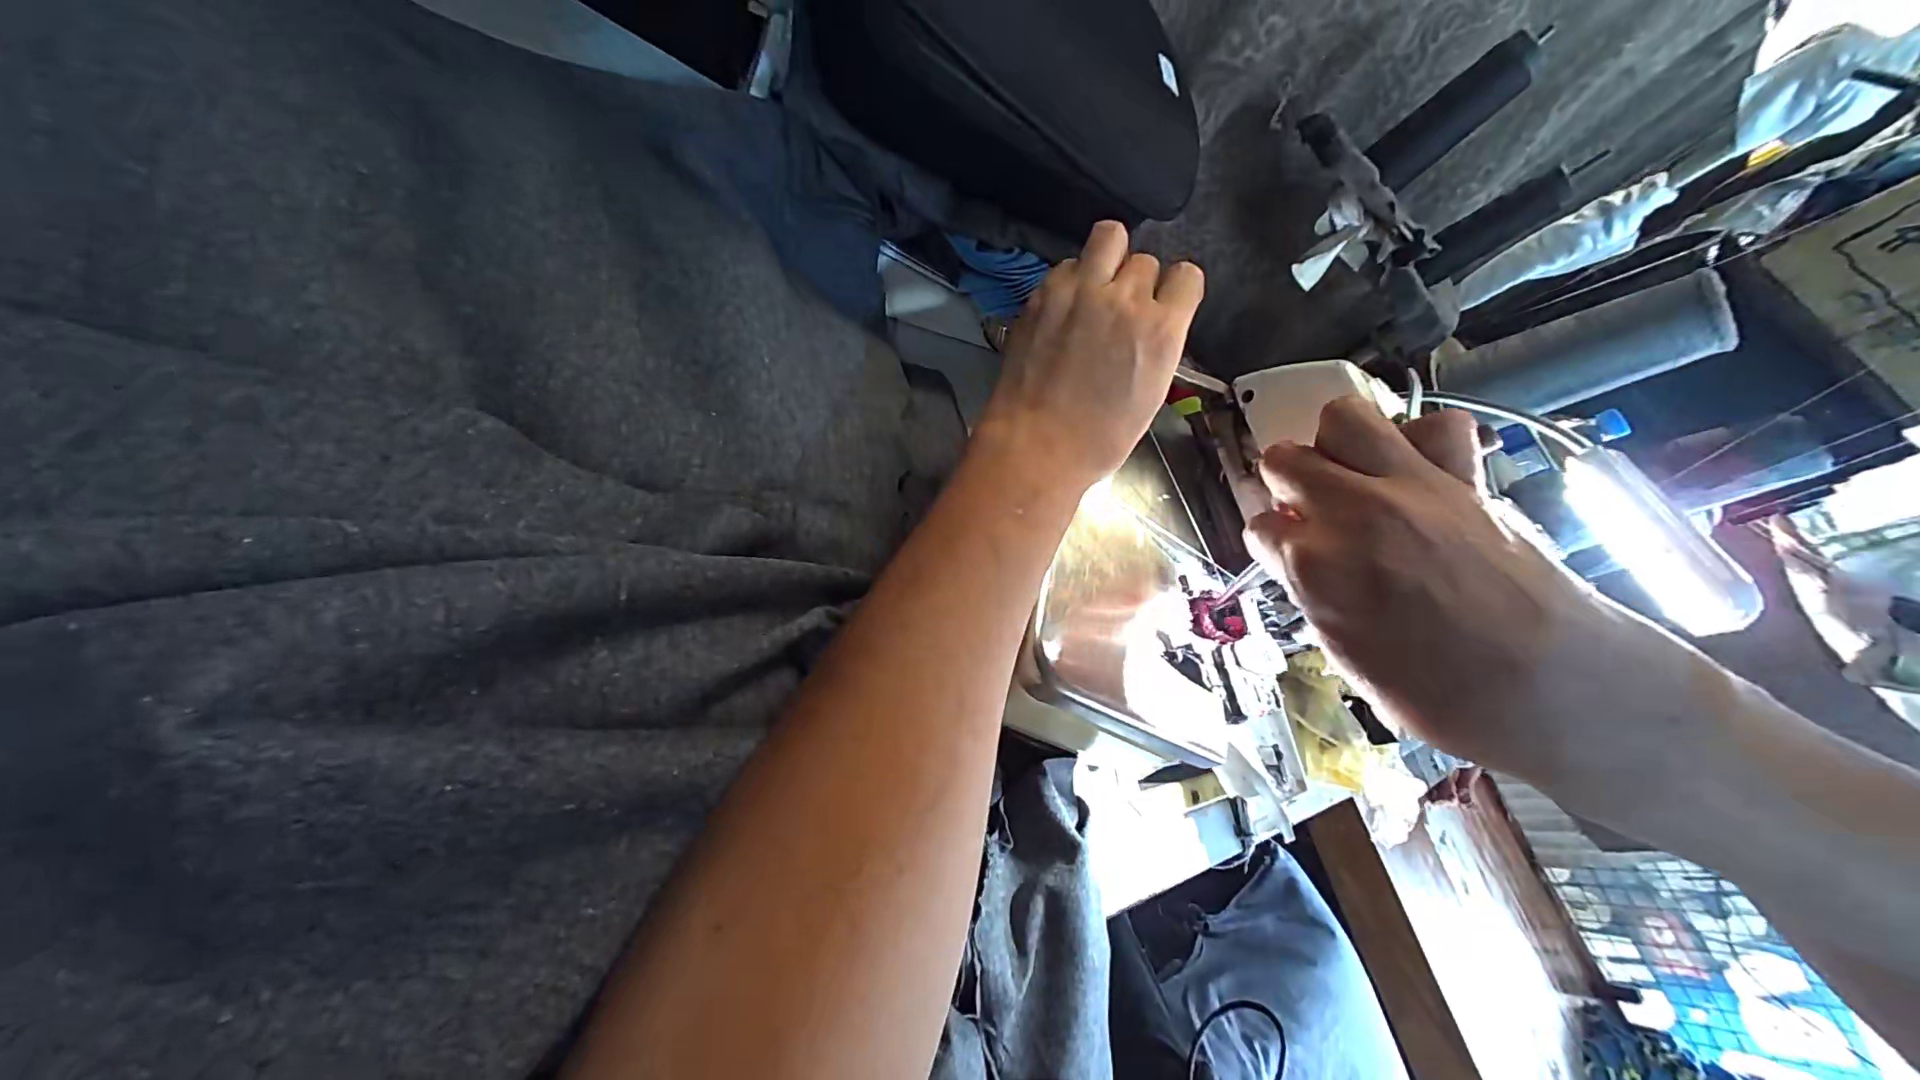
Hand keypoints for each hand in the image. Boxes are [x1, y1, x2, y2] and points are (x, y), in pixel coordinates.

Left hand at [975, 221, 1203, 492]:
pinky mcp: (1043, 295)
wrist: (1037, 447)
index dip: (1175, 291)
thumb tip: (1152, 327)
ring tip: (1096, 286)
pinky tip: (1063, 307)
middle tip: (1121, 308)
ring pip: (1108, 235)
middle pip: (1145, 259)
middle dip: (1137, 281)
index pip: (1187, 277)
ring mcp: (1080, 292)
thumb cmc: (1096, 440)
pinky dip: (1069, 278)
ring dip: (1108, 255)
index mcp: (1162, 330)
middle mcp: (1125, 300)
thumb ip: (1157, 345)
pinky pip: (1066, 264)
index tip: (1164, 304)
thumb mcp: (1150, 395)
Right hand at [1244, 397, 1640, 783]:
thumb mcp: (1344, 654)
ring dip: (1333, 442)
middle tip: (1304, 507)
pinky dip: (1418, 439)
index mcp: (1317, 566)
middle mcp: (1355, 513)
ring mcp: (1413, 489)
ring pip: (1345, 417)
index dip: (1270, 542)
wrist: (1557, 691)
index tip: (1282, 551)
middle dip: (1285, 483)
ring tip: (1346, 472)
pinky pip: (1436, 427)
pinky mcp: (1467, 482)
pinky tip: (1411, 471)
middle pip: (1284, 459)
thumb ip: (1313, 592)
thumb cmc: (1446, 696)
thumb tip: (1302, 566)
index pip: (1259, 528)